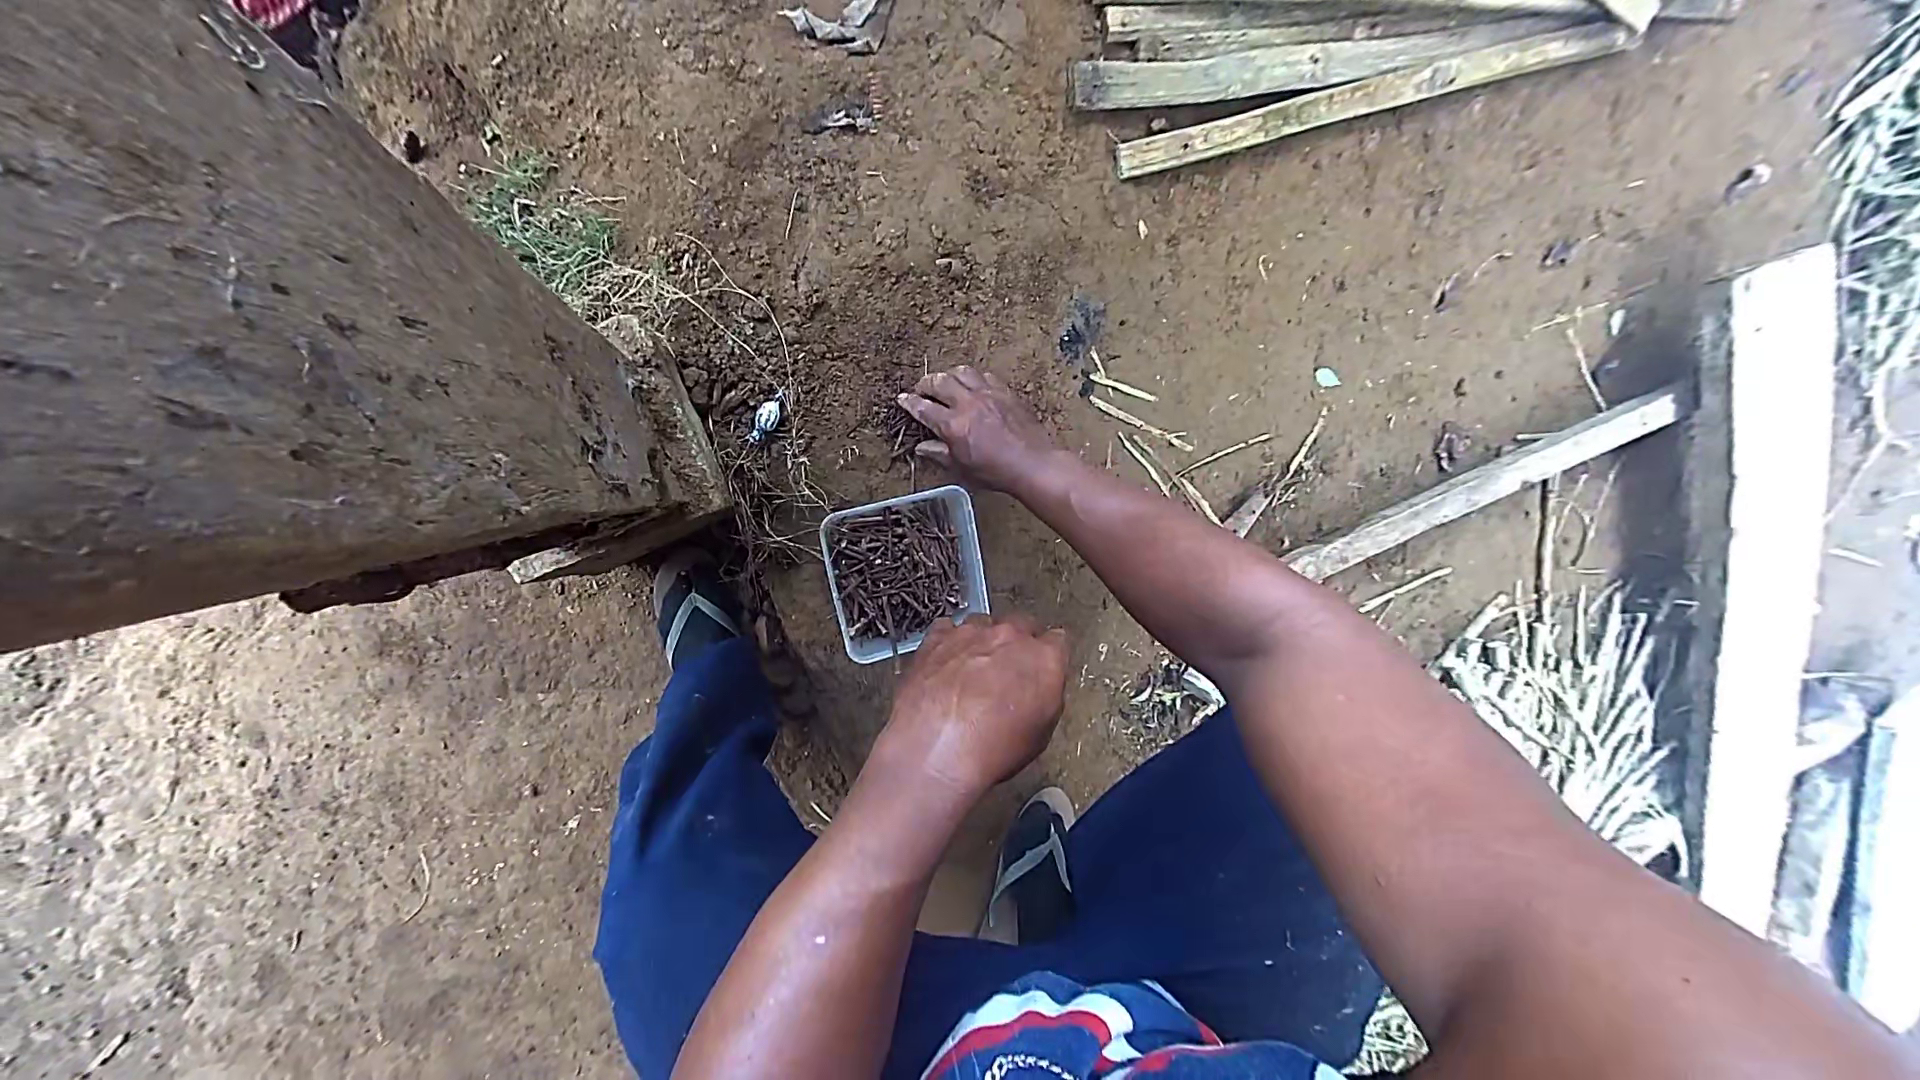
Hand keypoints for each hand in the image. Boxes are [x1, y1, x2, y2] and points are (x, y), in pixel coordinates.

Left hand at [868, 613, 1069, 801]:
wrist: (938, 748)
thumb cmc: (988, 748)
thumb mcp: (1040, 735)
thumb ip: (1046, 697)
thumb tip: (1040, 690)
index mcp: (1044, 659)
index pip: (1057, 642)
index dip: (1049, 656)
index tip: (1042, 667)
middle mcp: (1010, 637)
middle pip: (1022, 625)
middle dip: (1018, 644)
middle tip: (1008, 671)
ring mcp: (972, 633)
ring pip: (984, 624)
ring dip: (983, 641)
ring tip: (973, 671)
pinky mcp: (938, 637)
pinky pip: (948, 628)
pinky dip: (949, 642)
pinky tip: (947, 663)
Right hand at [898, 366, 1060, 493]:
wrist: (1032, 464)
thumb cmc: (997, 471)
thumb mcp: (961, 468)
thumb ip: (939, 453)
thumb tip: (922, 447)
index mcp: (953, 425)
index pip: (923, 408)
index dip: (909, 402)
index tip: (903, 399)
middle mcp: (968, 404)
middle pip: (939, 381)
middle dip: (925, 383)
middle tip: (921, 389)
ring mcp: (988, 395)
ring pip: (962, 372)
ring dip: (948, 375)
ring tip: (945, 382)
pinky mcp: (1005, 393)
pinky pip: (985, 376)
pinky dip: (973, 378)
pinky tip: (973, 386)